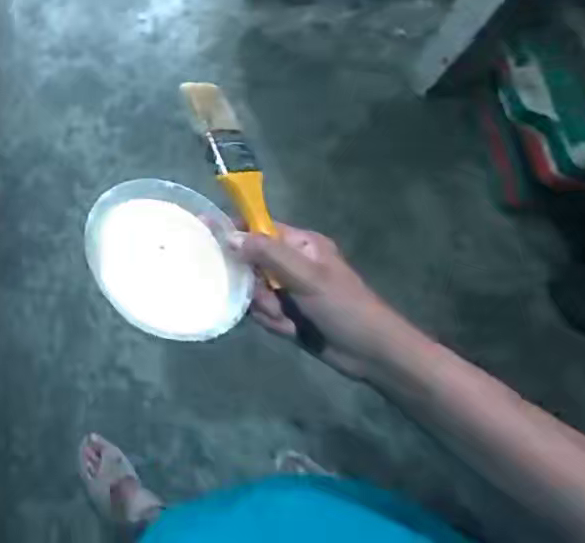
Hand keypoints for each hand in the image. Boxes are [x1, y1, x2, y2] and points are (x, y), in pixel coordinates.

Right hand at [225, 223, 427, 380]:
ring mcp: (288, 288)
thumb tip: (229, 236)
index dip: (233, 231)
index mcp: (298, 243)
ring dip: (265, 306)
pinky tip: (289, 330)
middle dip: (255, 284)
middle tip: (269, 299)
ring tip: (285, 319)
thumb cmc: (344, 307)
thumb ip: (267, 253)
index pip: (256, 227)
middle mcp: (290, 262)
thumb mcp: (306, 276)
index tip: (209, 237)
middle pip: (249, 262)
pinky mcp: (287, 312)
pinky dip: (272, 321)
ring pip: (253, 289)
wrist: (374, 357)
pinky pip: (262, 310)